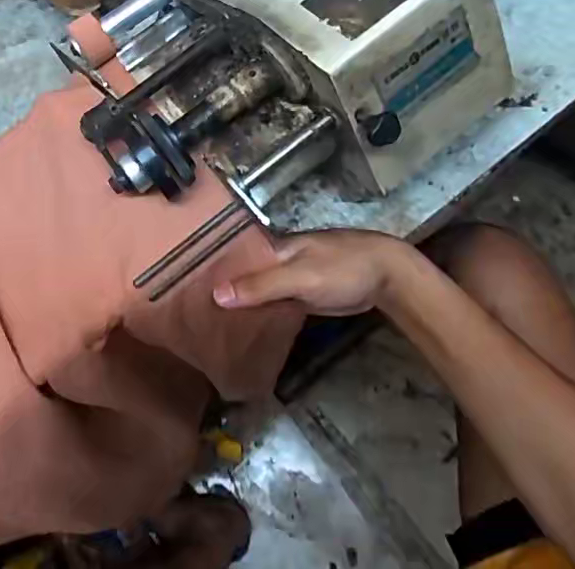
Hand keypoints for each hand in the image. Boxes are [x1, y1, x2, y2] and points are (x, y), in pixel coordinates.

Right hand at [212, 229, 418, 315]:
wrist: (388, 277)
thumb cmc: (342, 268)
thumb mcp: (299, 276)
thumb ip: (262, 285)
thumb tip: (217, 294)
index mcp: (275, 247)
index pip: (235, 256)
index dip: (213, 270)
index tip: (186, 288)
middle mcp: (279, 260)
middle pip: (246, 274)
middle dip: (225, 289)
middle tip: (194, 313)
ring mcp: (294, 278)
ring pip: (260, 290)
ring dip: (242, 304)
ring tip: (212, 324)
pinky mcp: (306, 296)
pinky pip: (276, 303)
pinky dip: (262, 313)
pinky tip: (248, 329)